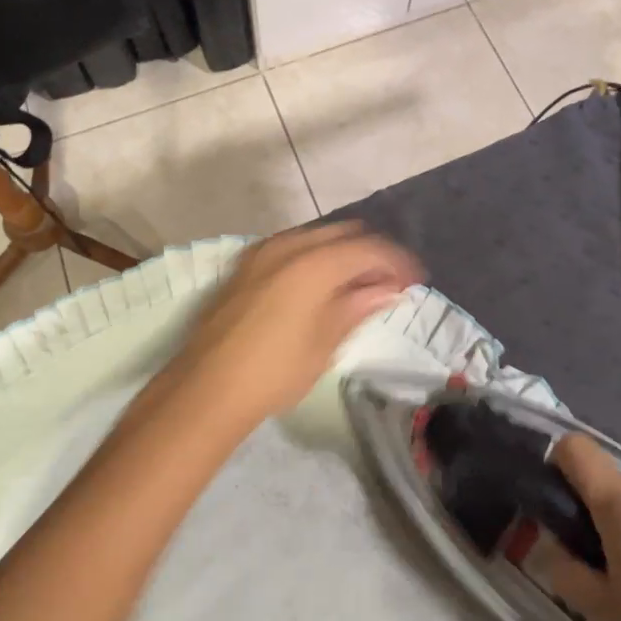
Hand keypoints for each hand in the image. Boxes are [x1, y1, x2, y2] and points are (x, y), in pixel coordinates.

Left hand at [162, 224, 422, 423]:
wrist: (207, 386)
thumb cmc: (275, 370)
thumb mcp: (325, 343)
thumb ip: (356, 307)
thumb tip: (385, 290)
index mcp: (315, 262)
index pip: (369, 248)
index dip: (396, 262)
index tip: (414, 282)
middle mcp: (288, 245)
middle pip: (343, 234)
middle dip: (370, 253)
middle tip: (389, 283)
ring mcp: (261, 252)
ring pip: (315, 237)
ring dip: (341, 253)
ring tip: (357, 286)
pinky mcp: (244, 265)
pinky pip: (291, 247)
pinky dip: (313, 257)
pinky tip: (320, 286)